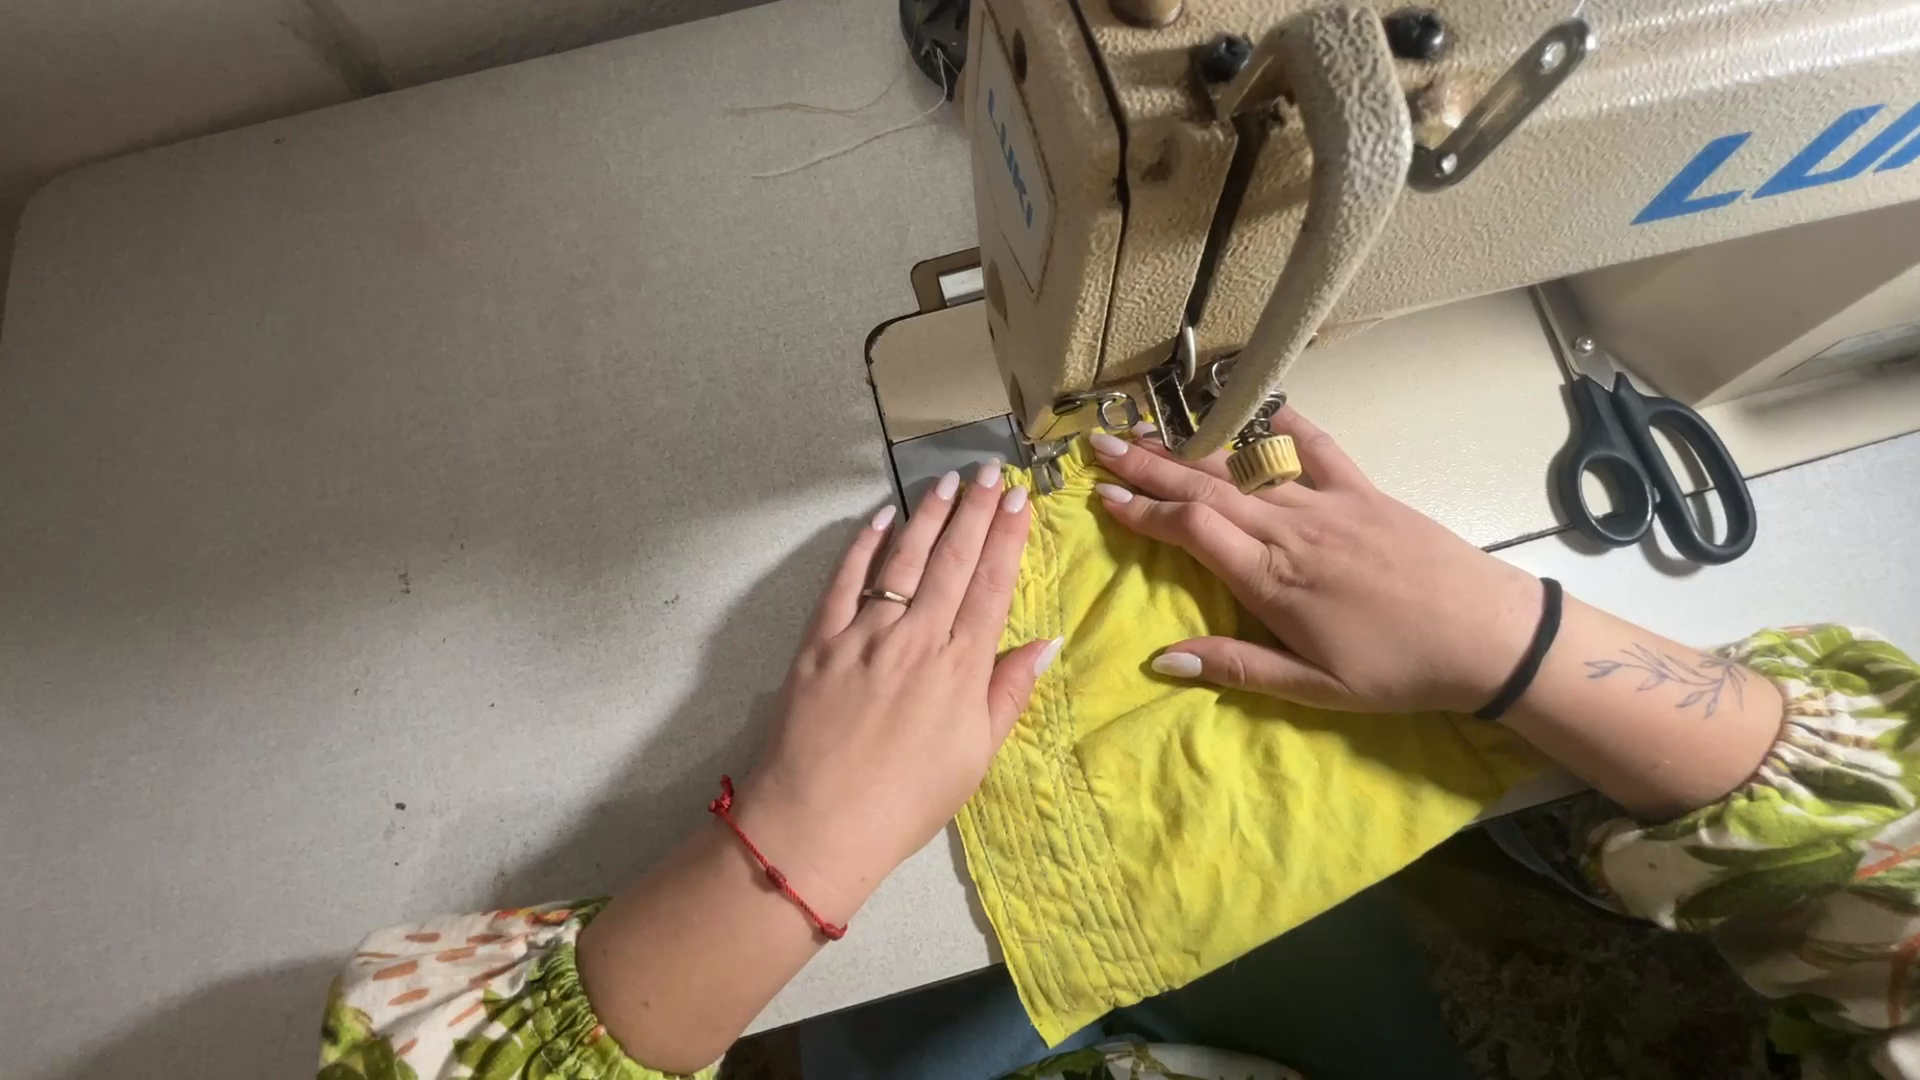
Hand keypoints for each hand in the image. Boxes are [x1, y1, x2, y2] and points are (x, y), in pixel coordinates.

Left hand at [739, 461, 1061, 917]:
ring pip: (903, 561)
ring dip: (926, 517)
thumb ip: (1008, 693)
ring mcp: (864, 633)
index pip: (991, 585)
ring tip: (945, 483)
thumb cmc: (908, 800)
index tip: (1018, 500)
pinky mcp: (819, 640)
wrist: (817, 825)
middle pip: (952, 561)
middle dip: (974, 511)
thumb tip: (1046, 642)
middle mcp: (917, 637)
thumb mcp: (976, 757)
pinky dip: (861, 547)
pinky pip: (843, 582)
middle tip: (987, 471)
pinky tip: (879, 518)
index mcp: (961, 666)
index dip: (1007, 538)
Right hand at [1089, 409, 1540, 713]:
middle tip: (1102, 446)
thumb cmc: (1398, 669)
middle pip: (1204, 487)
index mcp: (1272, 579)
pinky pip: (1314, 447)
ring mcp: (1326, 502)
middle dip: (1147, 466)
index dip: (1143, 511)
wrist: (1492, 637)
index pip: (1191, 530)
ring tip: (1148, 433)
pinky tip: (1255, 410)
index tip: (1104, 496)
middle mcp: (1290, 529)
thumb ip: (1236, 666)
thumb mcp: (1314, 688)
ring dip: (1190, 448)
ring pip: (1243, 467)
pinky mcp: (1363, 489)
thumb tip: (1161, 659)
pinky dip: (1281, 425)